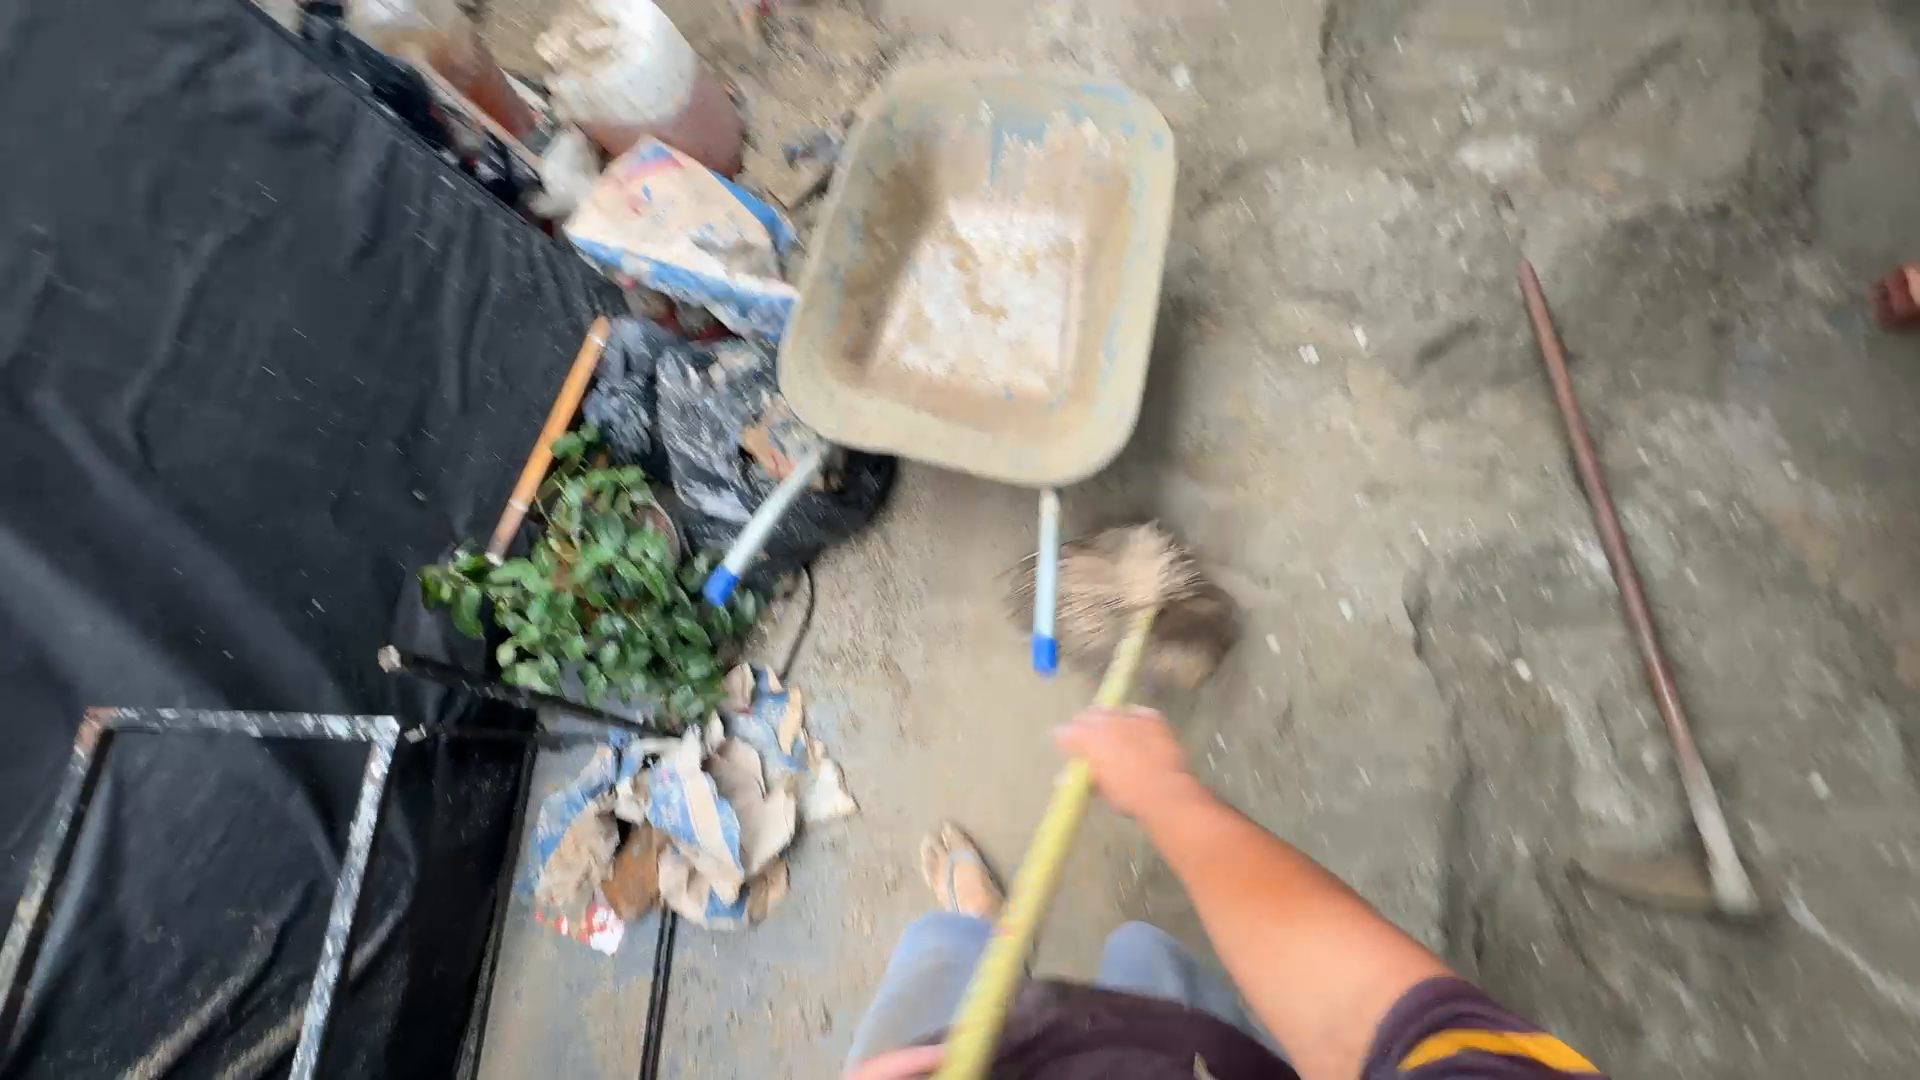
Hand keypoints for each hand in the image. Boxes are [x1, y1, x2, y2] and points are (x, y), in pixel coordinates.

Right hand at [1054, 706, 1202, 819]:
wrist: (1167, 792)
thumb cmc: (1128, 795)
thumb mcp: (1099, 787)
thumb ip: (1083, 774)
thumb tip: (1067, 775)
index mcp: (1088, 739)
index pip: (1064, 731)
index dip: (1064, 740)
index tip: (1067, 748)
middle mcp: (1106, 721)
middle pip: (1087, 715)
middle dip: (1084, 726)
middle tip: (1088, 741)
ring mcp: (1130, 717)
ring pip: (1110, 710)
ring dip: (1107, 720)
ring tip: (1111, 733)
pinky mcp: (1152, 718)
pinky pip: (1136, 711)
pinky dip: (1132, 718)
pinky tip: (1134, 728)